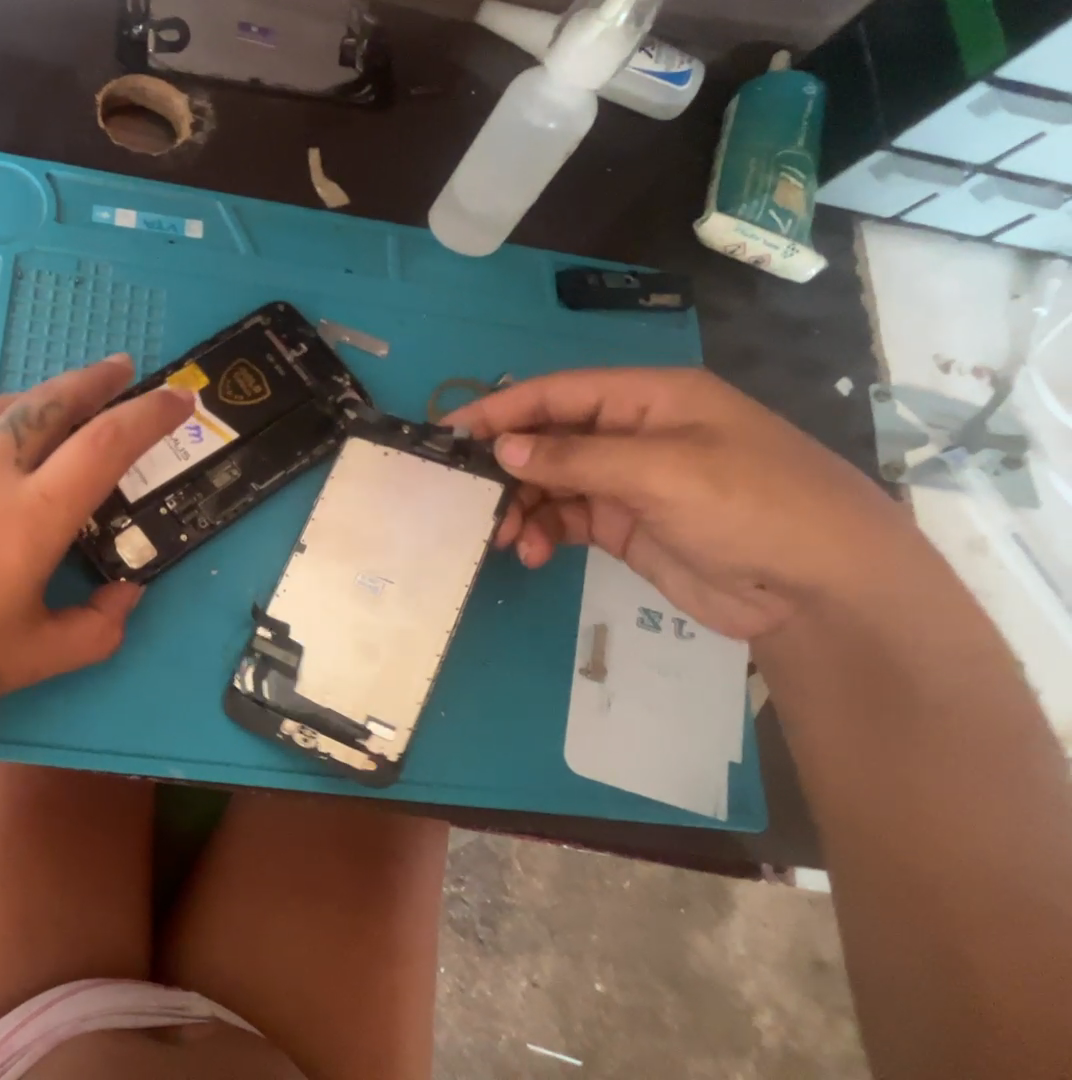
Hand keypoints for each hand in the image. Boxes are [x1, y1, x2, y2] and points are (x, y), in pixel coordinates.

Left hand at [0, 354, 193, 762]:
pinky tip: (0, 449)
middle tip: (126, 371)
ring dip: (46, 396)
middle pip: (53, 401)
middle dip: (98, 379)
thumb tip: (127, 592)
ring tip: (69, 403)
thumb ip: (98, 626)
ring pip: (3, 408)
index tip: (180, 398)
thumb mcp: (33, 661)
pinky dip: (1, 422)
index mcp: (30, 516)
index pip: (107, 443)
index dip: (152, 414)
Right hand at [444, 368, 914, 639]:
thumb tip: (502, 449)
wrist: (821, 590)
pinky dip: (543, 533)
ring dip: (521, 508)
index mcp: (651, 400)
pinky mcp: (625, 526)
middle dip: (507, 469)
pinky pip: (566, 520)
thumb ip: (576, 458)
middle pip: (548, 440)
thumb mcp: (663, 472)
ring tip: (504, 538)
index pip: (559, 393)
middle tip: (467, 500)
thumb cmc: (752, 507)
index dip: (502, 410)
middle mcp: (634, 434)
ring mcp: (629, 482)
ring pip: (550, 484)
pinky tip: (534, 553)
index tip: (448, 435)